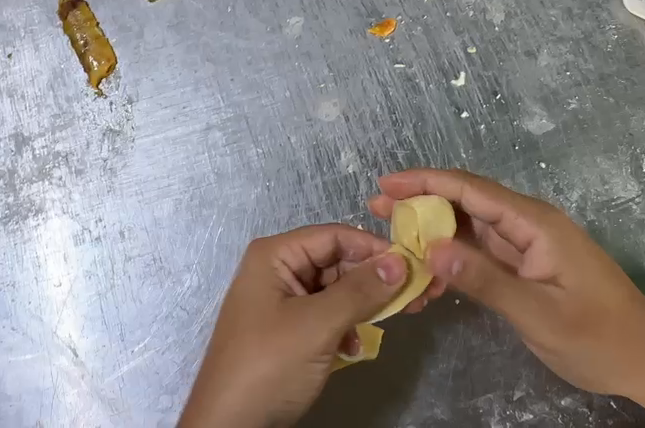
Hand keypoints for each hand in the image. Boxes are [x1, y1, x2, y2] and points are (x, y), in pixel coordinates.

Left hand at [178, 224, 408, 427]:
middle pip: (335, 262)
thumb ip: (360, 291)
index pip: (333, 236)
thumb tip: (399, 260)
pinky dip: (344, 327)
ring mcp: (281, 301)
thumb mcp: (318, 325)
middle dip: (373, 279)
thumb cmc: (269, 364)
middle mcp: (277, 270)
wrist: (229, 426)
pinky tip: (356, 347)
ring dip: (362, 305)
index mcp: (275, 255)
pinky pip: (324, 316)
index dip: (372, 247)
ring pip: (333, 290)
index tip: (413, 264)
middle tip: (415, 296)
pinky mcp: (287, 331)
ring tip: (397, 318)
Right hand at [371, 169, 644, 400]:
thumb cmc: (601, 337)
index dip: (425, 182)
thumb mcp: (540, 314)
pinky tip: (431, 277)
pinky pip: (481, 251)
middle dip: (420, 201)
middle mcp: (528, 223)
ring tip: (394, 240)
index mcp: (534, 222)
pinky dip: (453, 259)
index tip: (385, 186)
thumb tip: (432, 247)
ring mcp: (528, 244)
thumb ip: (485, 280)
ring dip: (433, 231)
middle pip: (465, 200)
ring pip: (469, 225)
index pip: (470, 189)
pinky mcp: (527, 264)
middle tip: (377, 210)